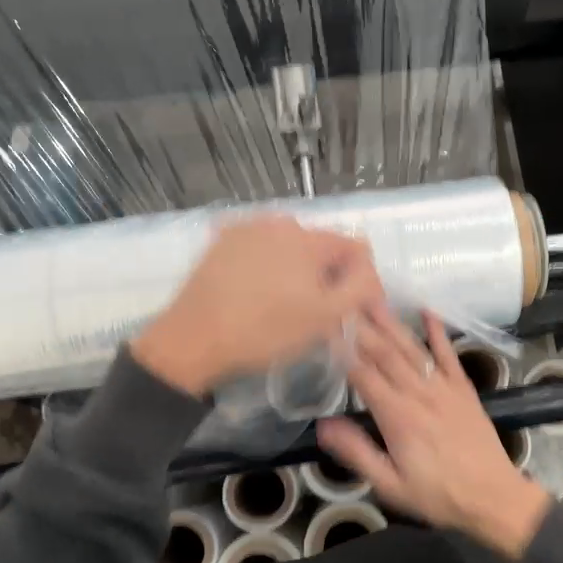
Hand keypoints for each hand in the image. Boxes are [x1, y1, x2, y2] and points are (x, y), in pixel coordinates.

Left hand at [133, 217, 382, 395]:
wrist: (194, 339)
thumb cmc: (266, 331)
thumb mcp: (325, 317)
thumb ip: (359, 287)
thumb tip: (369, 270)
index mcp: (309, 238)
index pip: (355, 248)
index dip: (363, 280)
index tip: (357, 310)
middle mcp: (280, 222)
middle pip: (322, 246)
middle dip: (329, 275)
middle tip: (322, 312)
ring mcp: (247, 228)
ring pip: (290, 247)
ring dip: (299, 270)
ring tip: (290, 304)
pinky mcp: (222, 241)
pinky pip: (261, 249)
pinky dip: (269, 266)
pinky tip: (261, 293)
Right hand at [316, 308, 550, 559]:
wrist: (493, 497)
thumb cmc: (438, 496)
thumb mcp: (390, 485)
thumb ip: (357, 453)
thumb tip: (323, 425)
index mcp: (397, 417)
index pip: (363, 375)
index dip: (342, 351)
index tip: (323, 328)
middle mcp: (419, 393)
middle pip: (385, 353)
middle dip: (362, 326)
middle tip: (341, 300)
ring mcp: (444, 387)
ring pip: (412, 348)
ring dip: (391, 323)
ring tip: (372, 298)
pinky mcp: (464, 389)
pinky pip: (448, 354)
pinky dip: (438, 331)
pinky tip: (428, 310)